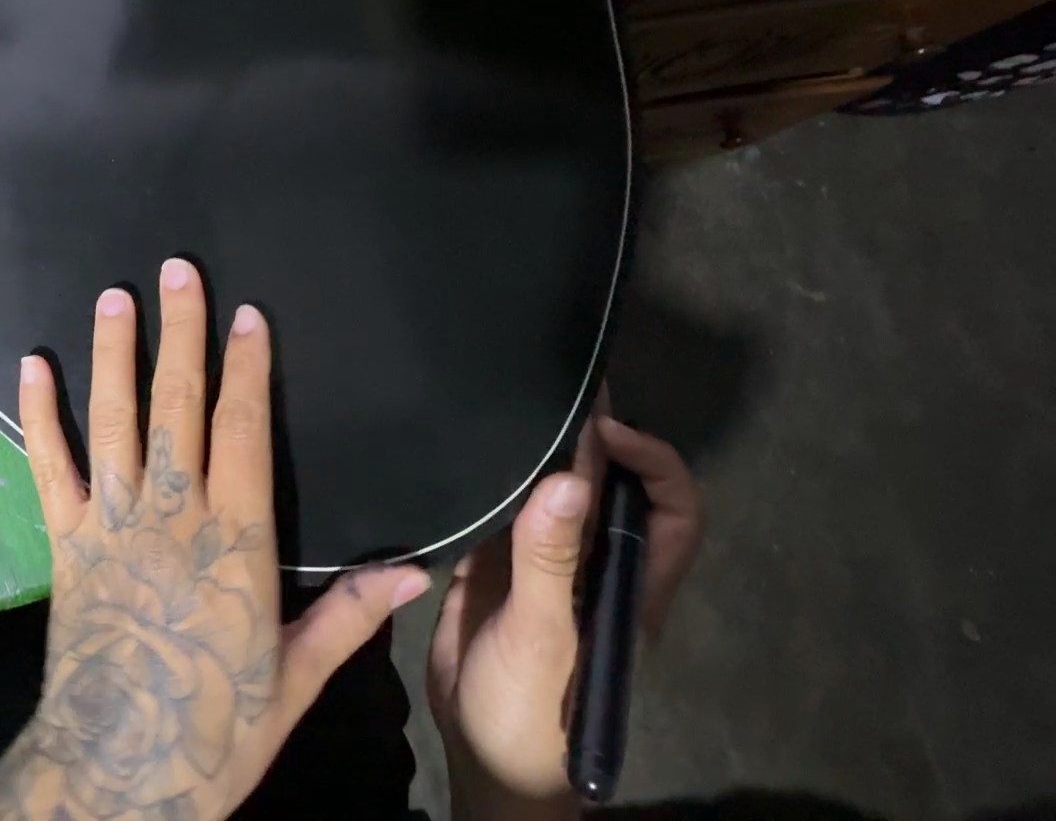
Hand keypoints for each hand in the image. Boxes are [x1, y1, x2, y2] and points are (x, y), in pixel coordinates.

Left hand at [0, 259, 431, 820]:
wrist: (119, 771)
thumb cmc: (214, 726)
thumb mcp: (296, 678)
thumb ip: (351, 616)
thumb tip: (417, 571)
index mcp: (236, 539)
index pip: (243, 431)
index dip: (246, 367)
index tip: (246, 314)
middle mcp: (172, 514)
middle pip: (178, 406)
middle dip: (180, 334)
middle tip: (177, 271)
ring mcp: (112, 522)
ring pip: (114, 420)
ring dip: (114, 354)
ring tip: (114, 296)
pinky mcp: (66, 540)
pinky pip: (50, 466)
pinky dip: (39, 414)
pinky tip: (33, 365)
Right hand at [426, 385, 702, 820]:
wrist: (480, 749)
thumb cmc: (532, 705)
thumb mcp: (545, 635)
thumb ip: (551, 562)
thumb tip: (568, 477)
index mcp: (627, 578)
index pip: (670, 507)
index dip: (649, 459)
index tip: (600, 424)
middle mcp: (589, 559)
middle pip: (607, 486)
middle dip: (591, 436)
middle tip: (551, 382)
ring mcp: (538, 560)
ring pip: (550, 491)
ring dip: (536, 450)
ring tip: (503, 399)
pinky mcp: (490, 563)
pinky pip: (496, 508)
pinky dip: (487, 476)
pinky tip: (461, 447)